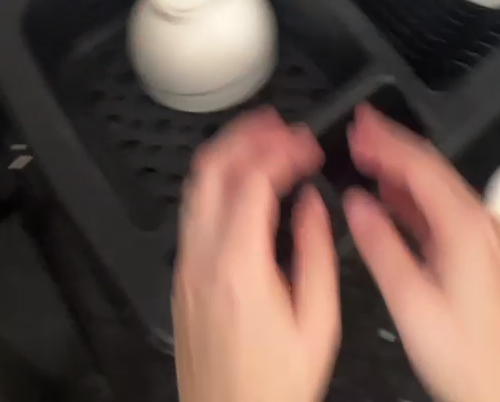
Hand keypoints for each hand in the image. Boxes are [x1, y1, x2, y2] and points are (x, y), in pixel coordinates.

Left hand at [174, 108, 340, 401]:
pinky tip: (241, 183)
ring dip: (228, 152)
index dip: (284, 149)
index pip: (254, 179)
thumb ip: (316, 252)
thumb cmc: (273, 387)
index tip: (307, 143)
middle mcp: (203, 257)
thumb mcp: (317, 322)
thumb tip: (312, 204)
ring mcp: (186, 266)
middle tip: (279, 123)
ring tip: (260, 139)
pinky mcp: (182, 278)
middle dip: (247, 133)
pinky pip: (193, 210)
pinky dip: (217, 181)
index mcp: (239, 264)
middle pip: (213, 168)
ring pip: (197, 184)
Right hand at [341, 105, 499, 401]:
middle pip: (430, 168)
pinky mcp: (477, 252)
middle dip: (392, 144)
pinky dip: (412, 196)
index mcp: (464, 224)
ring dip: (400, 168)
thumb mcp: (410, 300)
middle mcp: (477, 221)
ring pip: (436, 186)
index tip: (359, 126)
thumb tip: (356, 203)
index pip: (419, 164)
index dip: (386, 141)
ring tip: (368, 153)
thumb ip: (380, 244)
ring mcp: (480, 236)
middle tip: (359, 129)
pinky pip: (441, 208)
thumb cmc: (464, 356)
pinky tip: (392, 195)